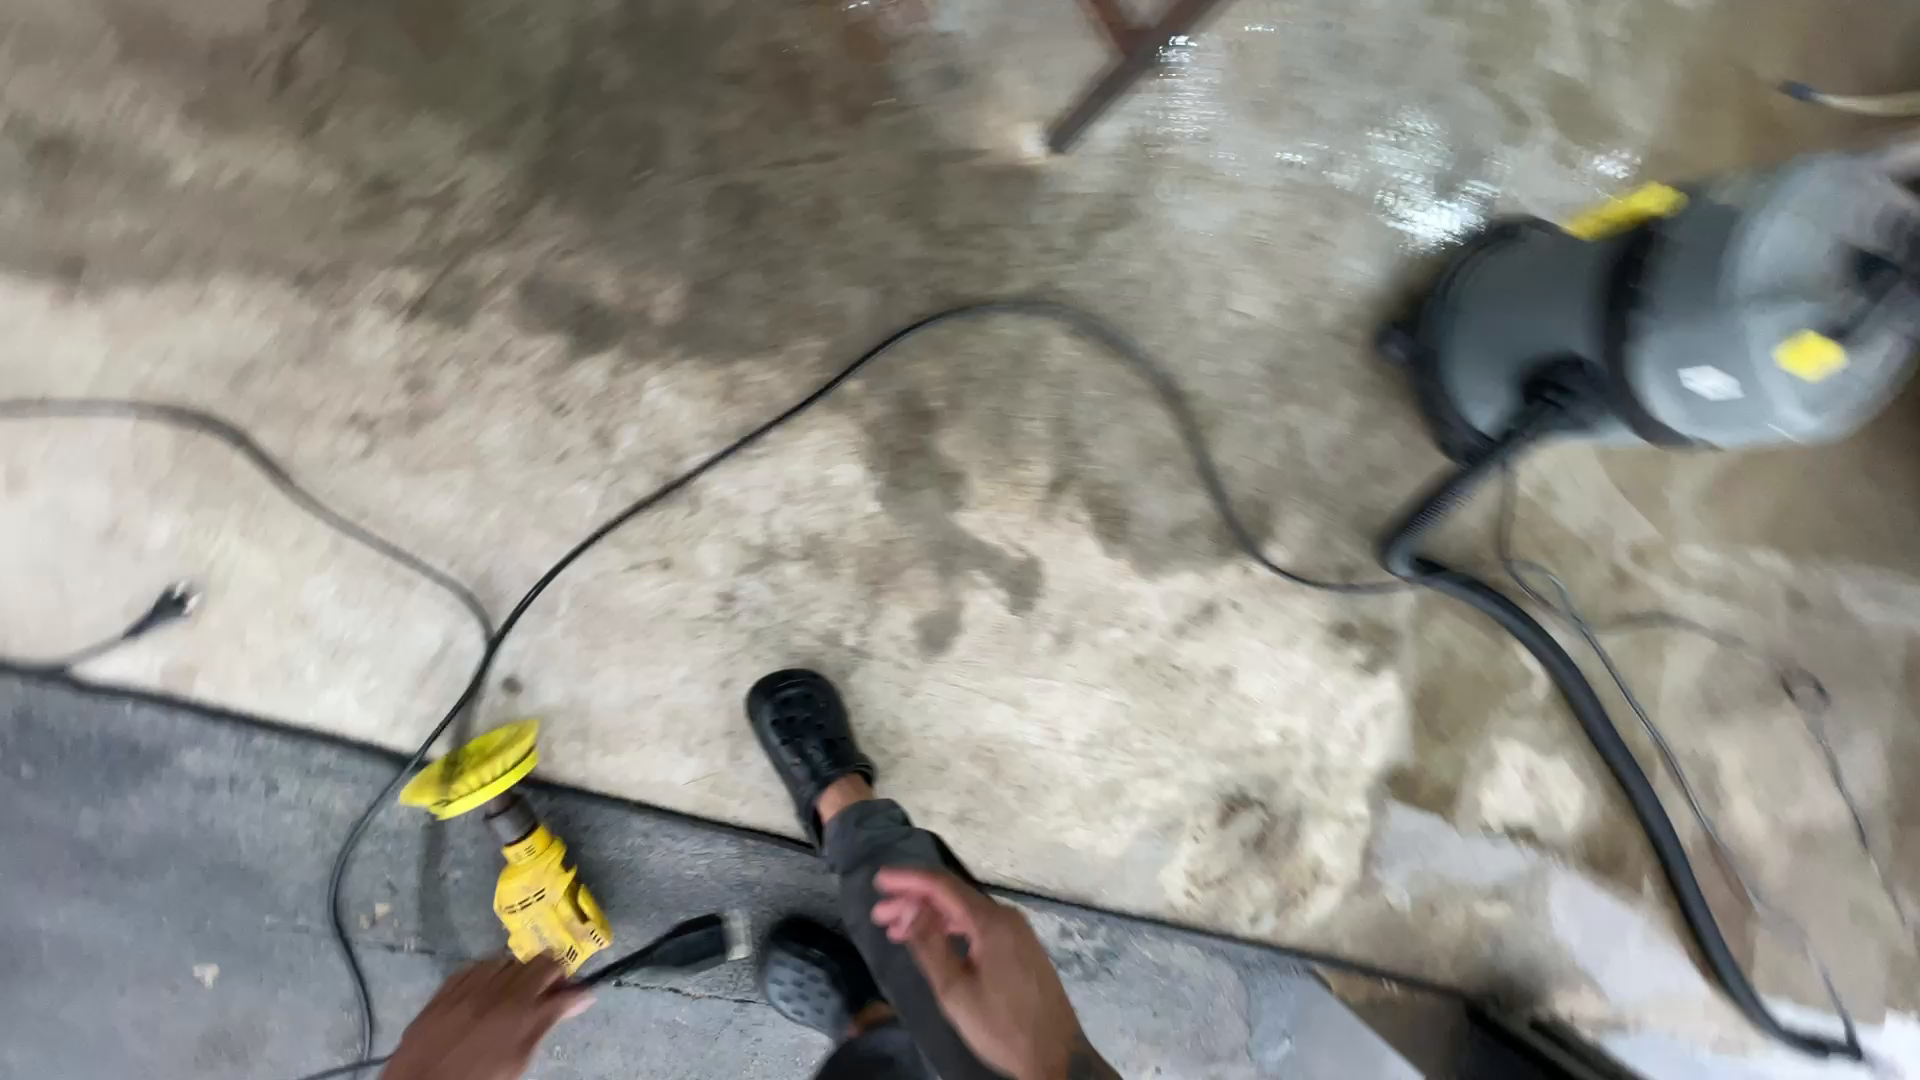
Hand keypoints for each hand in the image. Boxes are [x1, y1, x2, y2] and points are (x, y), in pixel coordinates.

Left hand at [380, 955, 592, 1079]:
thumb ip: (549, 1021)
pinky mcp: (441, 993)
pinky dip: (483, 976)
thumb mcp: (519, 1060)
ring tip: (508, 997)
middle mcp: (494, 987)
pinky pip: (471, 968)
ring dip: (513, 974)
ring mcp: (465, 987)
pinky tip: (481, 994)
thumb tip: (584, 995)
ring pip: (504, 960)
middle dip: (543, 974)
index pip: (554, 966)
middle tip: (540, 996)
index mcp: (518, 1005)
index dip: (564, 977)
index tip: (565, 993)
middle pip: (533, 960)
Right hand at [871, 868, 1115, 1079]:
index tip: (880, 880)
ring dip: (931, 916)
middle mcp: (1004, 915)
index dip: (908, 879)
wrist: (1057, 1055)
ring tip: (897, 930)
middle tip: (880, 914)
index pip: (942, 885)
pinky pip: (978, 924)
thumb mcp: (956, 991)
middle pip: (952, 896)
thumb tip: (909, 906)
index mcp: (990, 920)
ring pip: (965, 910)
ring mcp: (1015, 929)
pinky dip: (952, 927)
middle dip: (914, 900)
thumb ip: (930, 945)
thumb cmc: (1002, 1026)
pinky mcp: (1019, 945)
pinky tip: (934, 940)